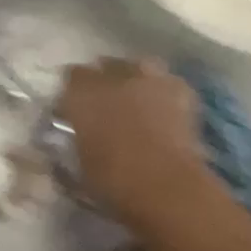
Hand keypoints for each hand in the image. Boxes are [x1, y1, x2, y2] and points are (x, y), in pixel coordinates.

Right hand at [57, 58, 223, 222]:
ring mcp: (147, 77)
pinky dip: (164, 92)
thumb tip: (80, 136)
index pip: (72, 76)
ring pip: (138, 67)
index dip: (76, 91)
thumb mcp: (80, 164)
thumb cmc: (113, 181)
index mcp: (79, 93)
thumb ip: (77, 140)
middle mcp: (111, 76)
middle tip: (110, 105)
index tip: (77, 107)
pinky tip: (167, 111)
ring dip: (136, 80)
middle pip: (106, 66)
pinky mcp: (178, 87)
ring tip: (140, 102)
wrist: (163, 184)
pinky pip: (167, 82)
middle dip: (106, 81)